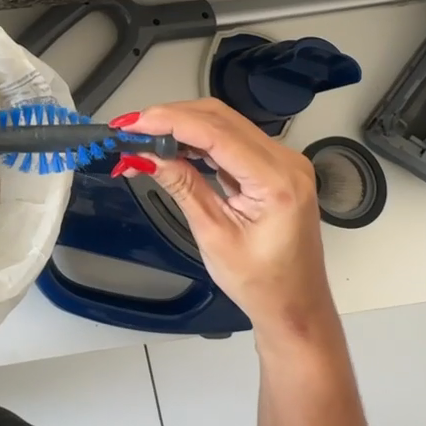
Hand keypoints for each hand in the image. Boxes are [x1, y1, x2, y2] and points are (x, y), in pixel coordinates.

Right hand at [113, 100, 333, 338]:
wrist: (296, 307)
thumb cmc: (260, 283)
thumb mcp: (213, 234)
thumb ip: (181, 184)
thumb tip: (143, 154)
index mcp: (276, 181)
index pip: (215, 133)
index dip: (168, 122)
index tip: (130, 124)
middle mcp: (286, 161)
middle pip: (219, 118)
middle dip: (170, 118)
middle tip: (129, 129)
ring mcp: (282, 160)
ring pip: (223, 122)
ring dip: (180, 125)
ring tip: (142, 137)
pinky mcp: (273, 166)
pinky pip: (230, 138)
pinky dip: (196, 138)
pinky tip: (170, 145)